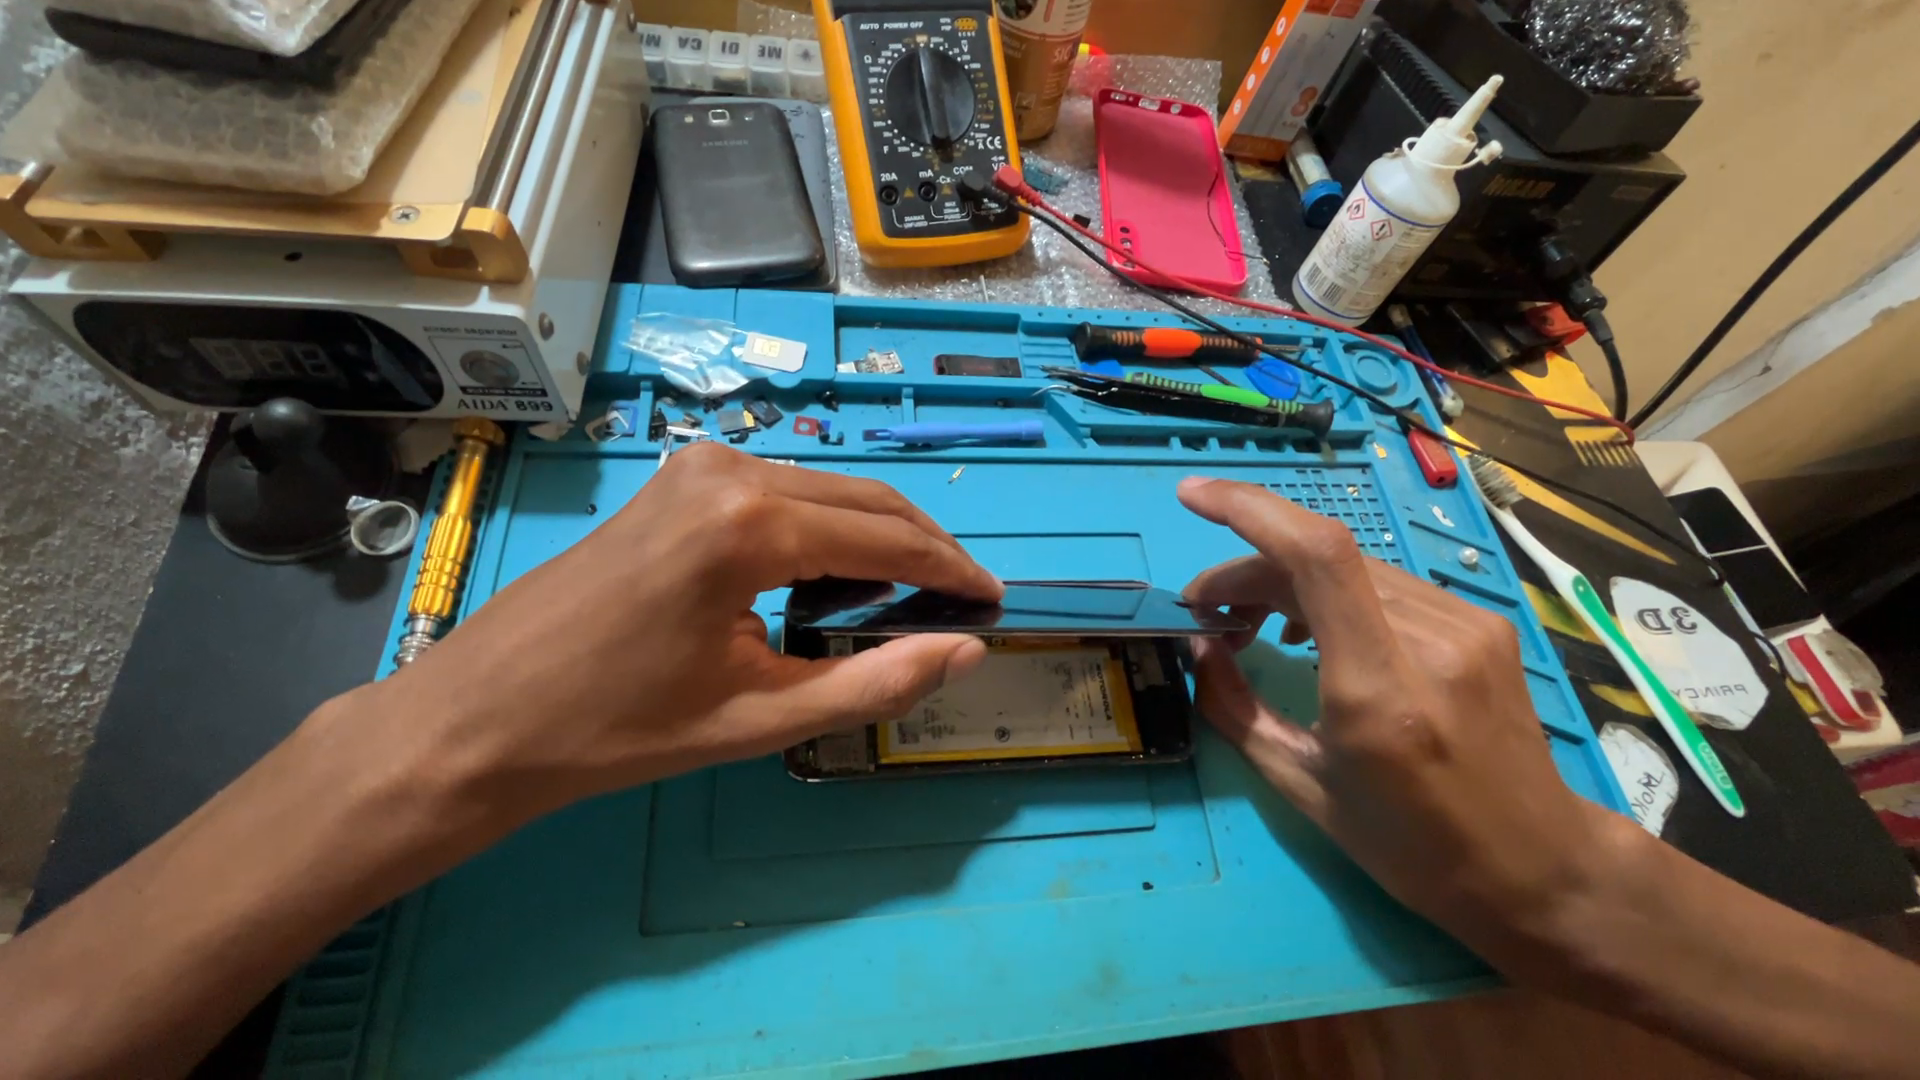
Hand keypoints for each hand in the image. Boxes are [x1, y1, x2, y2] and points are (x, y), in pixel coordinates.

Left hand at [335, 443, 998, 824]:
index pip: (889, 535)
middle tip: (959, 602)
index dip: (951, 569)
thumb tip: (965, 653)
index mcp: (751, 524)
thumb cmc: (618, 730)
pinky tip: (827, 578)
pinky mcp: (678, 480)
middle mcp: (730, 470)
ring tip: (904, 599)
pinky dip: (822, 530)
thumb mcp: (760, 718)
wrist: (479, 718)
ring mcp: (697, 468)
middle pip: (864, 500)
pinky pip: (781, 494)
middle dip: (922, 548)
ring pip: (824, 492)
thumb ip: (875, 682)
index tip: (992, 600)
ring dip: (874, 538)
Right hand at [1177, 477, 1627, 980]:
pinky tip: (1307, 629)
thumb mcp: (1299, 785)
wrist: (1537, 864)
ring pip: (1348, 566)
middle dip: (1245, 570)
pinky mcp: (1480, 621)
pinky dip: (1326, 592)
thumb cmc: (1407, 843)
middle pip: (1318, 557)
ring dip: (1282, 581)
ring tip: (1249, 625)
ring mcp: (1466, 624)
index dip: (1249, 509)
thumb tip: (1197, 645)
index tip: (1193, 495)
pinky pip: (1382, 583)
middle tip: (1206, 611)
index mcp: (1378, 691)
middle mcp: (1429, 640)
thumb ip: (1233, 706)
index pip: (1317, 557)